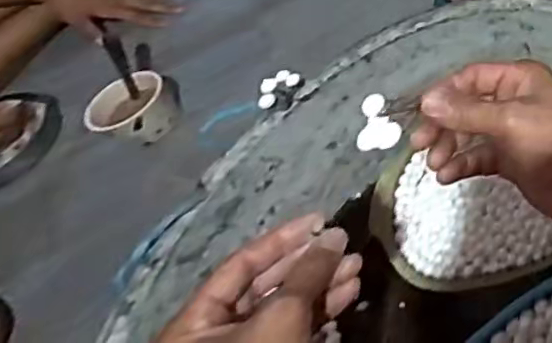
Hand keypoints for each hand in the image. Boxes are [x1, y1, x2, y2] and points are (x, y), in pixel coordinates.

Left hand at [35, 0, 179, 39]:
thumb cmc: (67, 5)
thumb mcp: (77, 21)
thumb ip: (92, 31)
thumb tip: (104, 43)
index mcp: (112, 8)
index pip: (137, 15)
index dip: (153, 19)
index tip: (168, 22)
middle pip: (147, 2)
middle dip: (165, 6)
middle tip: (181, 8)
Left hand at [156, 214, 362, 342]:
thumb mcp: (281, 316)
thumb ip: (309, 271)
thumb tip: (335, 233)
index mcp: (194, 324)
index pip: (241, 264)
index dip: (283, 238)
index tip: (323, 220)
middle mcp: (213, 339)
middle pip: (267, 287)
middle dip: (312, 266)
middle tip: (348, 251)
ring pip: (285, 311)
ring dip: (323, 289)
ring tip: (357, 273)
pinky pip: (292, 335)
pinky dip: (319, 318)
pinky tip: (345, 303)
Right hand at [409, 60, 551, 221]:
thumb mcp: (508, 121)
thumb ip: (467, 112)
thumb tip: (427, 100)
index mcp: (518, 79)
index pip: (472, 77)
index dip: (445, 93)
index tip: (421, 115)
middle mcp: (513, 99)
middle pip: (467, 105)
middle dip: (443, 123)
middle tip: (419, 146)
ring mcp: (512, 130)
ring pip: (470, 132)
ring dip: (450, 146)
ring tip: (435, 165)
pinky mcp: (511, 158)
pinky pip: (479, 155)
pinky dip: (463, 163)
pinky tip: (448, 176)